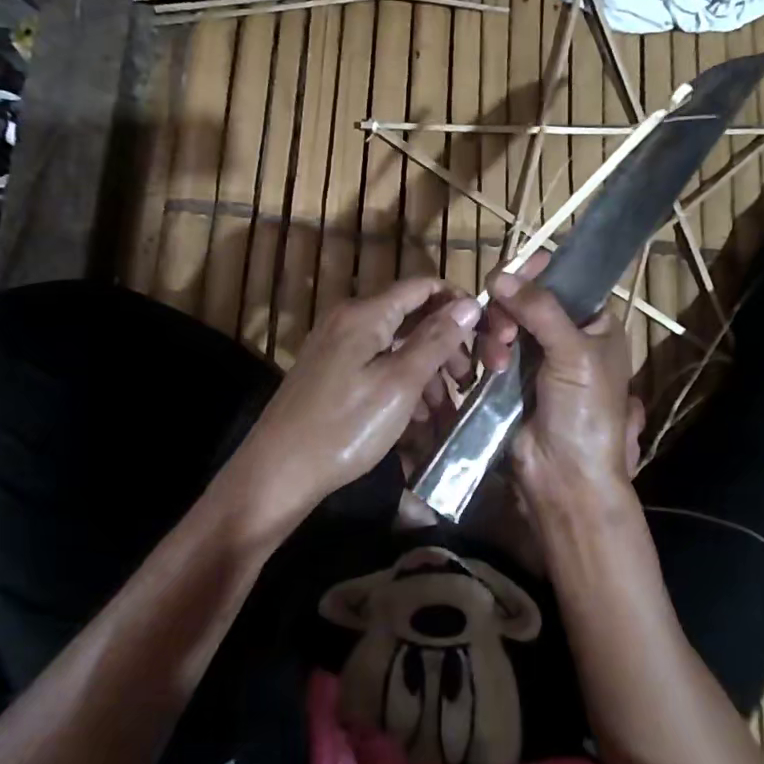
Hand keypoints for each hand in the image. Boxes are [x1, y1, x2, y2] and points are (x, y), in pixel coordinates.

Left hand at [226, 279, 480, 522]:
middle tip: (472, 377)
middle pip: (414, 315)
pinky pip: (381, 362)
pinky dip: (407, 379)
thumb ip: (437, 339)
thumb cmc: (344, 427)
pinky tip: (422, 413)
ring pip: (400, 342)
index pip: (425, 286)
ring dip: (431, 366)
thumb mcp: (401, 383)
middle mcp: (350, 320)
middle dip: (449, 342)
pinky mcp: (333, 371)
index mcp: (366, 314)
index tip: (488, 333)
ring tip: (450, 402)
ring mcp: (339, 346)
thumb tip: (470, 304)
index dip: (460, 302)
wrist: (275, 476)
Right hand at [476, 253, 643, 510]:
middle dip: (511, 308)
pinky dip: (488, 351)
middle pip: (529, 297)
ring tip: (498, 361)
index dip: (541, 271)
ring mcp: (538, 355)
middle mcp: (568, 334)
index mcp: (596, 324)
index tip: (515, 269)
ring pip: (506, 320)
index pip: (567, 281)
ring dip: (497, 333)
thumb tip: (503, 275)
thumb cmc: (585, 411)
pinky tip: (489, 370)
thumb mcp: (574, 354)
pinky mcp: (511, 376)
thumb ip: (541, 310)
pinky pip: (492, 346)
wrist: (566, 475)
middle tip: (505, 331)